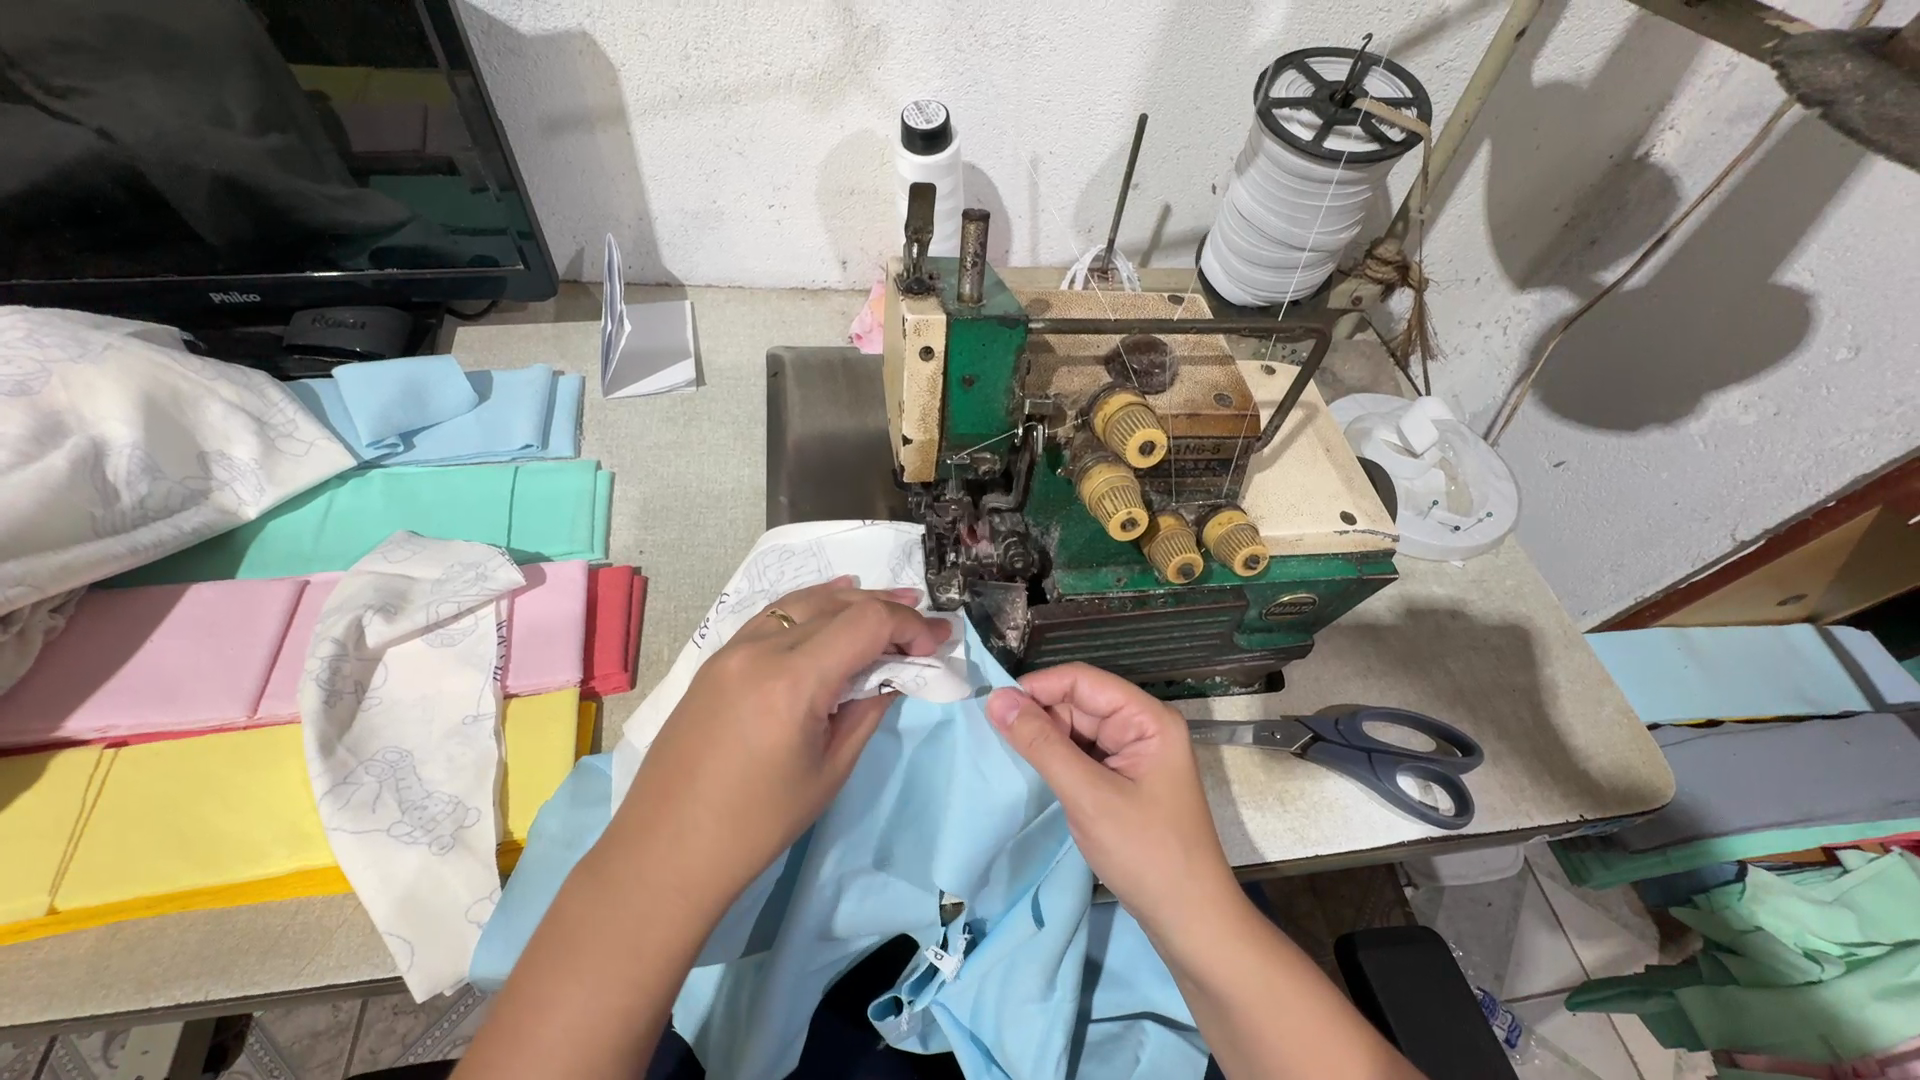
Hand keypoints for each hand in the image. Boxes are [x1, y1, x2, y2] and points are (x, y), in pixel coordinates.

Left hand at [612, 577, 951, 902]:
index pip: (866, 624)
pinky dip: (810, 604)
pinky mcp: (717, 659)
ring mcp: (732, 649)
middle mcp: (760, 649)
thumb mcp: (830, 770)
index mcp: (792, 681)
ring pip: (803, 601)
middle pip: (838, 605)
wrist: (667, 849)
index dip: (910, 627)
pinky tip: (833, 598)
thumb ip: (867, 709)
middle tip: (927, 625)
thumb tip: (895, 674)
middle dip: (889, 611)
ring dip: (851, 599)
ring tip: (892, 603)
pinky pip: (773, 614)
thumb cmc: (757, 824)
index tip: (938, 645)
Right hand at [987, 664, 1238, 929]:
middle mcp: (1142, 727)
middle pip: (1078, 703)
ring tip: (1008, 755)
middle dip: (1038, 715)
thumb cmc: (1146, 853)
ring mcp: (1133, 755)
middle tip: (994, 737)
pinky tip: (1033, 772)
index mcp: (1147, 719)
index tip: (994, 706)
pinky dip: (1056, 760)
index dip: (1038, 687)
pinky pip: (1081, 755)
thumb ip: (1041, 744)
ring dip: (1044, 739)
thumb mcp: (1088, 796)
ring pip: (1075, 730)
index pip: (1083, 681)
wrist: (1189, 920)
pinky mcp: (1123, 780)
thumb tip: (996, 700)